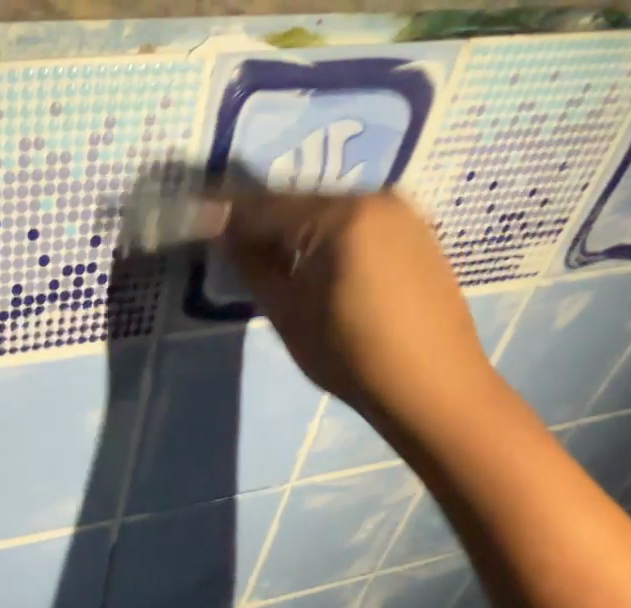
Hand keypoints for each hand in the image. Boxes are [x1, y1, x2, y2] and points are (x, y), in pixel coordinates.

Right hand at [220, 189, 490, 418]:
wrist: (433, 386)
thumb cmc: (351, 356)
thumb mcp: (288, 315)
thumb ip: (253, 267)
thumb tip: (227, 236)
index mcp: (340, 216)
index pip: (266, 205)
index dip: (226, 215)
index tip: (197, 221)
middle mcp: (375, 199)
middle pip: (300, 202)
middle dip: (263, 221)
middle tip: (231, 244)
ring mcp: (403, 214)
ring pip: (330, 213)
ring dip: (296, 231)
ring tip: (269, 258)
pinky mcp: (418, 234)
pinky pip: (358, 225)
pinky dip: (329, 239)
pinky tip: (314, 266)